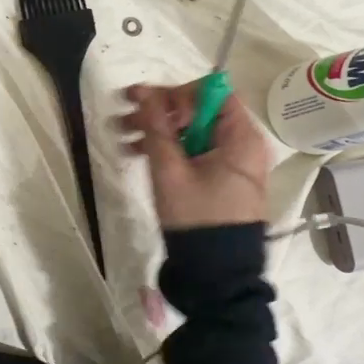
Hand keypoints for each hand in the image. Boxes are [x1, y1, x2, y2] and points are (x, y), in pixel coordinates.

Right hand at [118, 84, 269, 229]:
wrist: (216, 272)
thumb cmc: (196, 217)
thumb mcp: (169, 171)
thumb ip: (156, 128)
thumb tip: (143, 92)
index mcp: (241, 137)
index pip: (212, 93)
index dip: (177, 94)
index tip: (148, 106)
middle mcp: (243, 144)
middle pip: (199, 111)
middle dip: (159, 112)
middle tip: (123, 116)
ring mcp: (233, 162)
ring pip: (192, 131)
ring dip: (157, 129)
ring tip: (121, 135)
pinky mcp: (221, 178)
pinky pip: (194, 151)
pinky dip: (168, 148)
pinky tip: (135, 152)